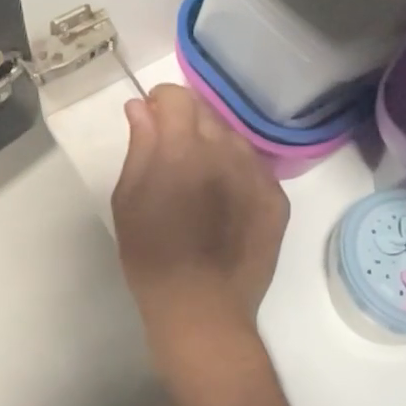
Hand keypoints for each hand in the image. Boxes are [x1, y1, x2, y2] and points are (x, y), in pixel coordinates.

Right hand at [111, 84, 289, 337]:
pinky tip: (224, 202)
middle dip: (186, 122)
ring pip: (233, 139)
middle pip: (207, 113)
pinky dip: (237, 173)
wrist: (202, 308)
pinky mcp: (277, 199)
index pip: (177, 96)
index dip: (161, 101)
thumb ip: (139, 145)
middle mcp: (226, 150)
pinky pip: (254, 168)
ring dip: (214, 146)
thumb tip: (141, 108)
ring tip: (200, 181)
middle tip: (171, 154)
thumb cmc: (151, 254)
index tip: (150, 119)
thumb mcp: (128, 198)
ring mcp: (257, 173)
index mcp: (183, 147)